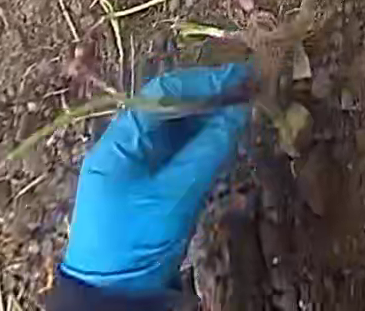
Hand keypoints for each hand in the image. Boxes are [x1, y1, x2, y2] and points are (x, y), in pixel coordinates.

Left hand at [60, 63, 250, 295]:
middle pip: (173, 103)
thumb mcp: (176, 193)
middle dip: (212, 92)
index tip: (238, 76)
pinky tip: (232, 127)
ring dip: (214, 110)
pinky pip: (185, 143)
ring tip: (248, 101)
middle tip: (250, 84)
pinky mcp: (156, 178)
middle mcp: (130, 142)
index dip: (202, 80)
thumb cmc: (136, 239)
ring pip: (182, 122)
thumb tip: (242, 110)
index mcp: (121, 141)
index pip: (163, 92)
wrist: (114, 298)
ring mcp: (143, 160)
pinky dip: (209, 133)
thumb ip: (209, 148)